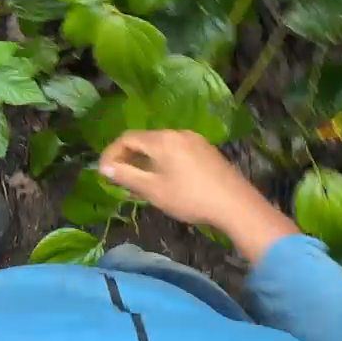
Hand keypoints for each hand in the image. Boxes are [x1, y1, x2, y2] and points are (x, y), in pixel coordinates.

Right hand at [99, 130, 298, 264]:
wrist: (238, 207)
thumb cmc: (190, 198)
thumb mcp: (152, 190)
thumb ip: (125, 175)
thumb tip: (103, 168)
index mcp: (161, 140)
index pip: (126, 139)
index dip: (110, 154)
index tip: (103, 173)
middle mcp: (177, 133)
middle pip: (143, 140)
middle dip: (128, 158)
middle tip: (120, 179)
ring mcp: (194, 140)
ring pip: (160, 146)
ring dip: (145, 160)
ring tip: (141, 181)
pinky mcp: (206, 150)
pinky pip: (176, 149)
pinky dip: (163, 160)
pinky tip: (165, 179)